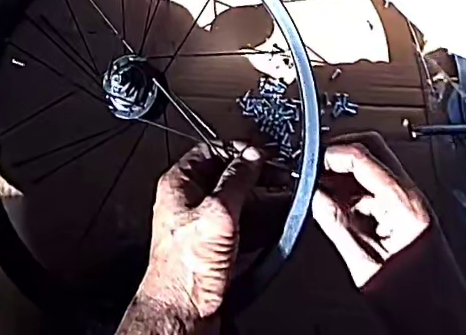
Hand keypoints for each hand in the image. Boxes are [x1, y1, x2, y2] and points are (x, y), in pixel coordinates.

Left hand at [120, 144, 261, 331]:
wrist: (182, 316)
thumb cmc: (184, 269)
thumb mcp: (217, 213)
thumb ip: (236, 181)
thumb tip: (251, 157)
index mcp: (180, 184)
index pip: (211, 150)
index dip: (237, 149)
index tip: (260, 151)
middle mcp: (190, 202)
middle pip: (227, 177)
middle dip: (255, 175)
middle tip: (278, 174)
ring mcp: (204, 227)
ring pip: (238, 203)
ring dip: (263, 199)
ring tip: (286, 195)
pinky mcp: (217, 251)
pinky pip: (243, 228)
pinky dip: (262, 224)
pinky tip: (278, 223)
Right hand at [312, 133, 465, 334]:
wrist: (453, 334)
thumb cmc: (423, 312)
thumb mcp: (367, 269)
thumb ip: (338, 227)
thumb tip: (315, 199)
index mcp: (405, 204)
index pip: (364, 155)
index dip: (333, 152)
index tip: (312, 160)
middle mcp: (412, 197)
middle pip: (373, 148)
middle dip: (340, 151)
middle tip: (316, 164)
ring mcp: (412, 205)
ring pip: (374, 165)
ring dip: (346, 171)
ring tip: (323, 189)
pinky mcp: (408, 216)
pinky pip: (377, 187)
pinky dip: (355, 190)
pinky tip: (340, 208)